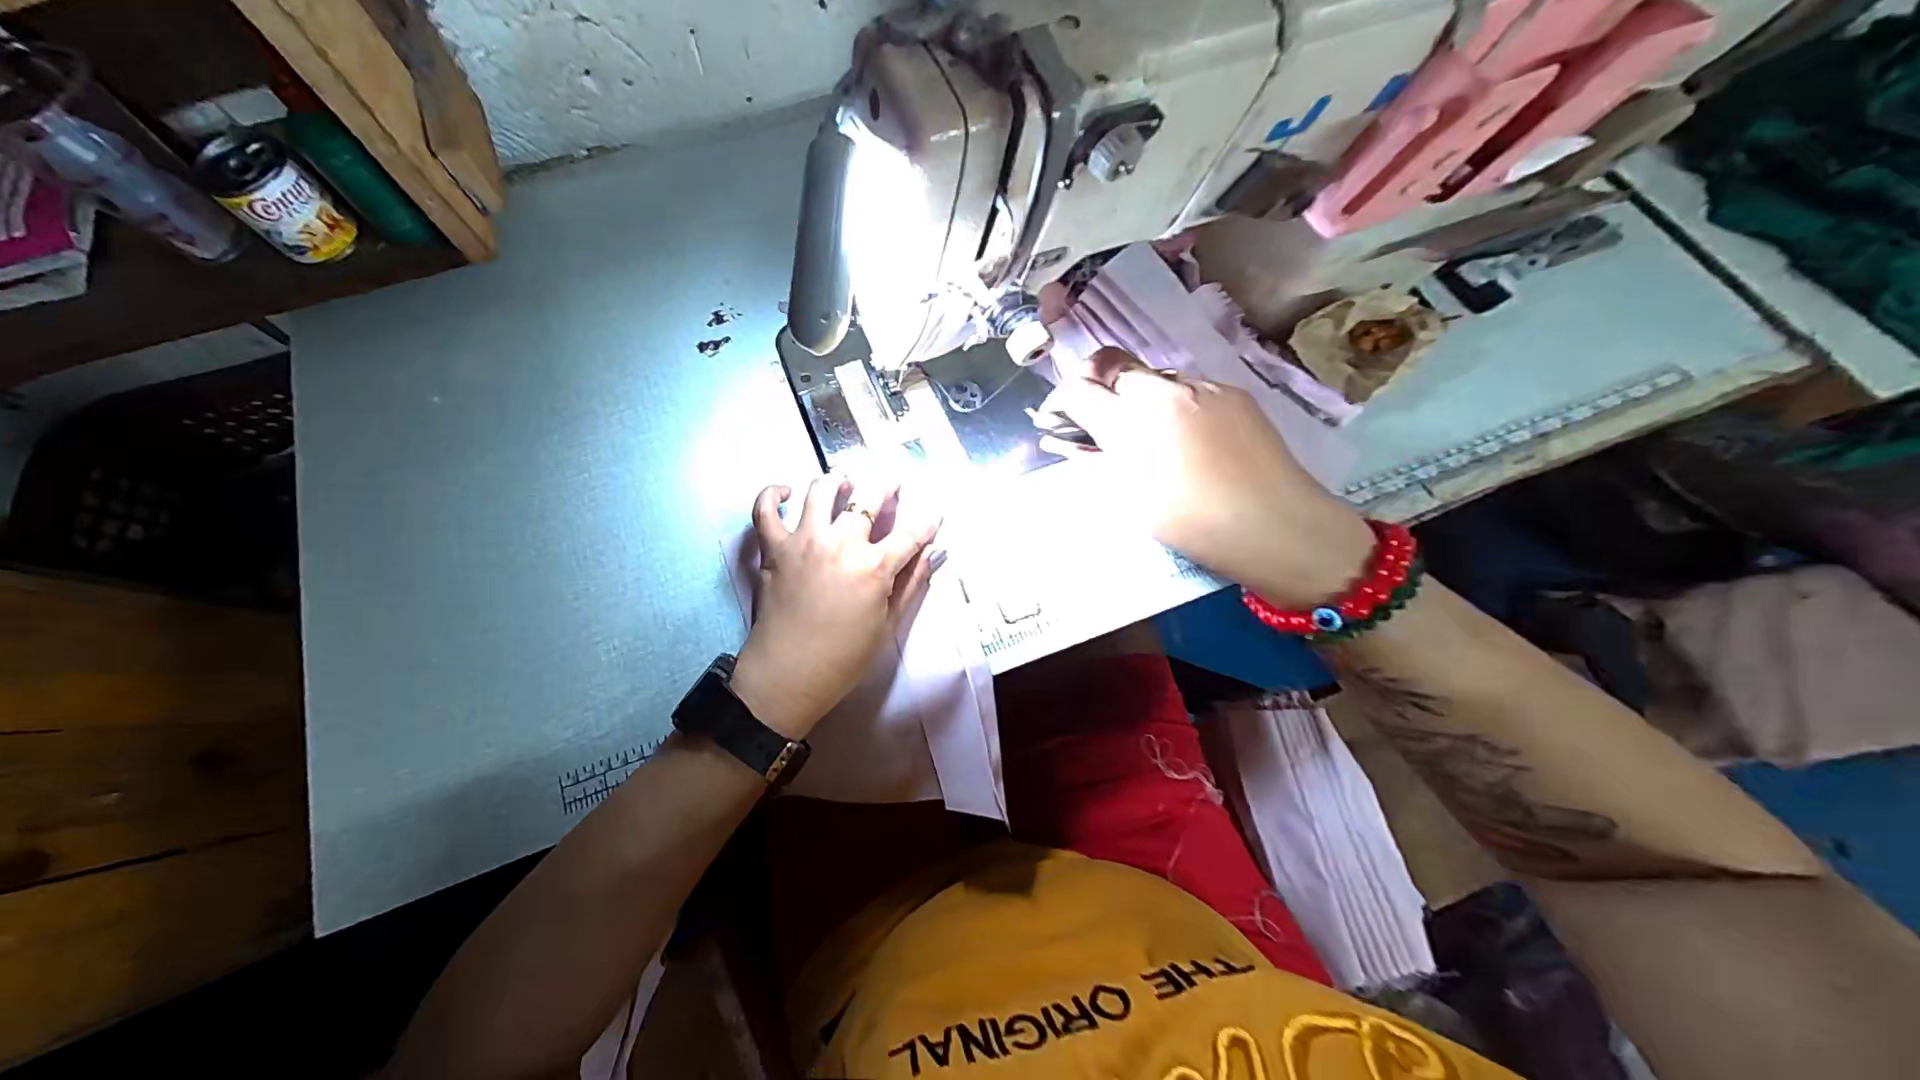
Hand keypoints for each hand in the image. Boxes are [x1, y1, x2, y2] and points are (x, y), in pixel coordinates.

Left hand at [731, 474, 941, 739]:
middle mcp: (842, 544)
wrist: (788, 674)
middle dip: (886, 485)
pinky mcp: (773, 547)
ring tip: (843, 482)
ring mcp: (804, 541)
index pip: (911, 534)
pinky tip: (784, 492)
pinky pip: (765, 509)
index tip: (935, 514)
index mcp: (875, 567)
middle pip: (869, 498)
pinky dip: (772, 494)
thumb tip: (930, 553)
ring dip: (837, 481)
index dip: (928, 522)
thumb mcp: (888, 624)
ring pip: (821, 491)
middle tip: (891, 481)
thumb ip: (911, 583)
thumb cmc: (844, 657)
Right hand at [1036, 347, 1373, 606]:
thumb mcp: (1130, 498)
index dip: (1064, 400)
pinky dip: (1178, 406)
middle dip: (1100, 387)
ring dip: (1140, 397)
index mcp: (1128, 422)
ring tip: (1155, 437)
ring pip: (1154, 378)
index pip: (1078, 388)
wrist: (1275, 524)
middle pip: (1114, 366)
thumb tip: (1072, 440)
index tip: (1064, 418)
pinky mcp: (1233, 391)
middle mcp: (1161, 391)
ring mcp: (1201, 386)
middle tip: (1104, 421)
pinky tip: (1193, 439)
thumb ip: (1098, 459)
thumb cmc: (1191, 524)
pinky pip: (1191, 389)